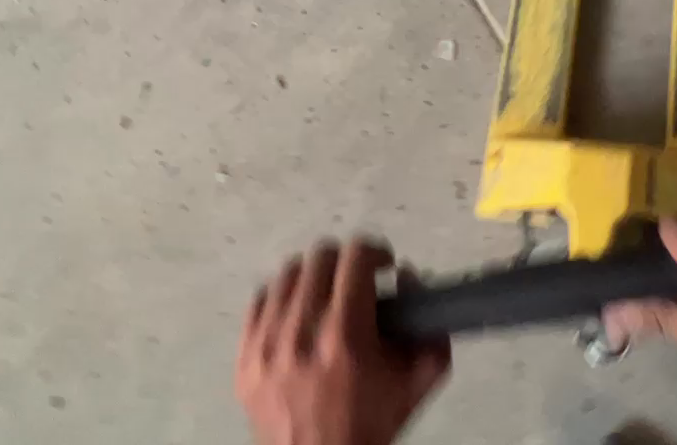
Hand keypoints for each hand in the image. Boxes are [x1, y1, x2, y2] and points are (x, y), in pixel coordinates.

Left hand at [236, 239, 450, 444]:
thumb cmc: (371, 424)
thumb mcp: (420, 378)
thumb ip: (432, 326)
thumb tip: (409, 279)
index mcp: (345, 334)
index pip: (355, 256)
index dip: (375, 251)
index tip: (383, 266)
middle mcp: (301, 331)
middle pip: (320, 257)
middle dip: (345, 261)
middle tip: (357, 280)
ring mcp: (266, 344)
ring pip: (288, 273)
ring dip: (313, 275)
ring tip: (325, 294)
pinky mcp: (244, 358)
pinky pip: (260, 299)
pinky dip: (282, 297)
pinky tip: (296, 312)